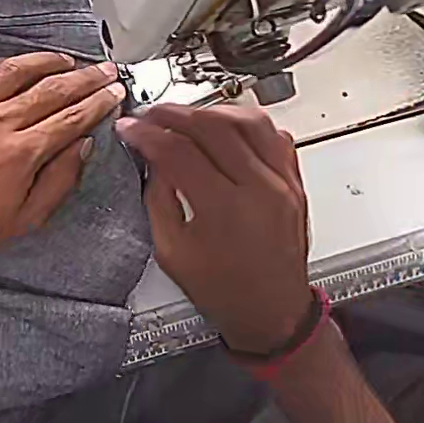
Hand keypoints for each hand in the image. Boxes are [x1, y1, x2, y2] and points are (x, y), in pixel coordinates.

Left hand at [0, 52, 125, 308]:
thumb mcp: (27, 218)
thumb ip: (60, 179)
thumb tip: (82, 146)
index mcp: (20, 154)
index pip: (72, 117)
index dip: (99, 101)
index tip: (114, 92)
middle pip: (52, 88)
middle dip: (85, 77)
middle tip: (104, 70)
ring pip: (15, 71)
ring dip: (46, 61)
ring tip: (67, 60)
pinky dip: (1, 63)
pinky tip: (16, 62)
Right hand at [115, 103, 313, 355]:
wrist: (271, 311)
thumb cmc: (224, 290)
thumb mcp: (171, 251)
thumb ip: (159, 199)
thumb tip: (152, 159)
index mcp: (223, 210)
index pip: (177, 151)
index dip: (146, 134)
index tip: (129, 128)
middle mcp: (259, 189)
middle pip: (210, 126)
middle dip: (171, 114)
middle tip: (150, 116)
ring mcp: (282, 182)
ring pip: (247, 119)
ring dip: (209, 111)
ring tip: (185, 117)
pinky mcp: (295, 181)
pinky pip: (273, 133)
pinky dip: (245, 122)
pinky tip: (226, 126)